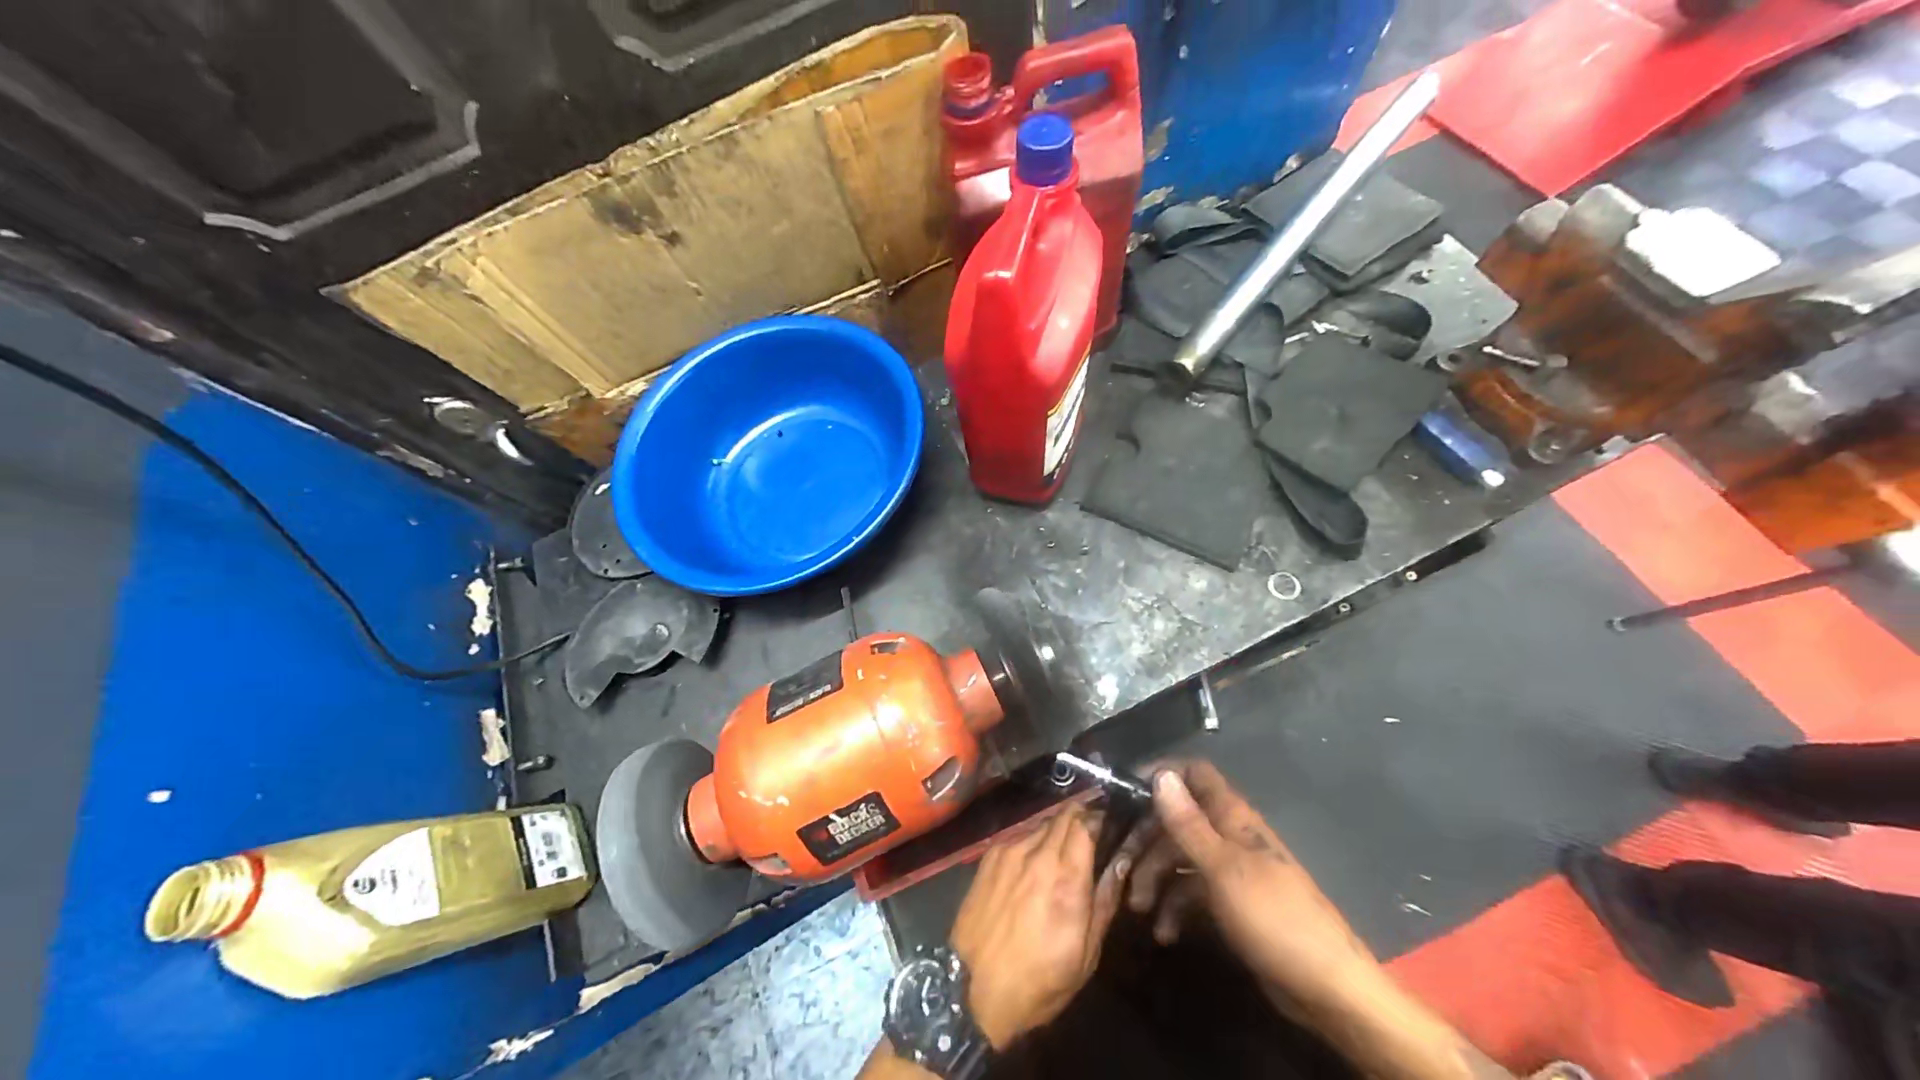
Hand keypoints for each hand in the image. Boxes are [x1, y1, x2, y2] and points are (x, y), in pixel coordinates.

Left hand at [946, 802, 1126, 1048]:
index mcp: (1066, 879)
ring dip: (1055, 832)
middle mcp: (1037, 856)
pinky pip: (1018, 838)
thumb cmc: (1039, 981)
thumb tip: (1121, 862)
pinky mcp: (987, 859)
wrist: (971, 991)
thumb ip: (1104, 901)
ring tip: (1060, 855)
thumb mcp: (1086, 954)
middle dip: (1080, 820)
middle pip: (1063, 817)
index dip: (1099, 818)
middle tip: (1090, 838)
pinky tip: (1031, 866)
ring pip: (1040, 826)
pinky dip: (1031, 844)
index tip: (1108, 824)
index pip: (1085, 823)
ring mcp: (1008, 853)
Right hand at [1124, 759, 1376, 1010]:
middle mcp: (1229, 836)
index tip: (1125, 791)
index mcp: (1232, 817)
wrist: (1326, 988)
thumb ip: (1188, 823)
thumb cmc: (1273, 917)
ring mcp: (1230, 872)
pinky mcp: (1231, 905)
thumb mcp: (1222, 868)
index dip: (1162, 775)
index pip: (1195, 774)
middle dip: (1146, 840)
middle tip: (1119, 864)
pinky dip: (1175, 909)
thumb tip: (1161, 776)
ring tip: (1138, 909)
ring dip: (1155, 879)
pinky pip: (1192, 894)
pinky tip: (1165, 934)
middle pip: (1178, 820)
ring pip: (1180, 859)